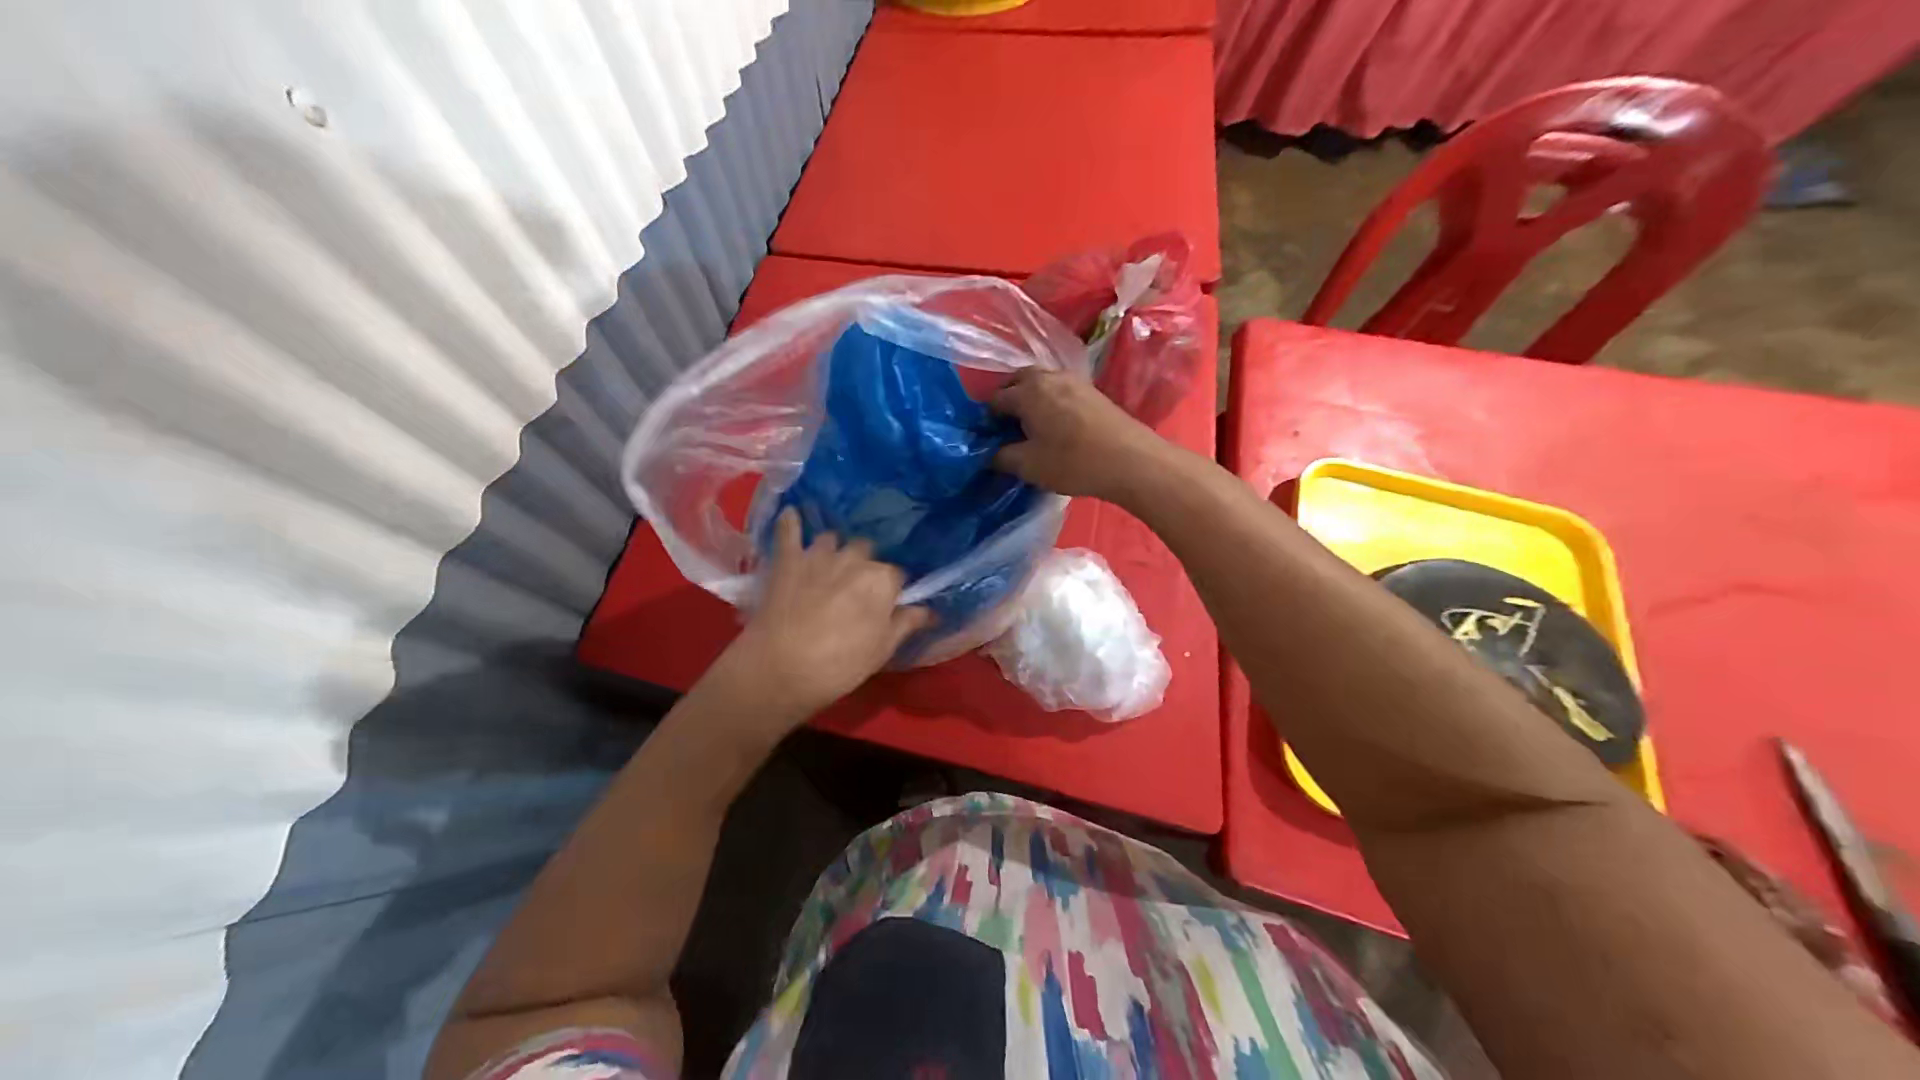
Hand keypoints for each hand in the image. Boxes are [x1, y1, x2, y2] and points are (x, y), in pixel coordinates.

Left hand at [711, 510, 930, 732]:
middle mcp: (854, 558)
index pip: (897, 575)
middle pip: (866, 551)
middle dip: (864, 565)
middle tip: (856, 589)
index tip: (886, 605)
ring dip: (834, 549)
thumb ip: (906, 624)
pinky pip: (789, 530)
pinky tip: (792, 514)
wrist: (781, 667)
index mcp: (882, 580)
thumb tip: (930, 610)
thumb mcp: (882, 650)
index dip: (892, 590)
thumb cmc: (839, 665)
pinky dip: (791, 522)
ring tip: (829, 564)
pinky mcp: (787, 559)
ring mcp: (818, 555)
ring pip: (832, 539)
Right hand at [990, 369, 1169, 501]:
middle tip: (1005, 430)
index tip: (986, 439)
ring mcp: (1073, 380)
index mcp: (1027, 391)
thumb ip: (1001, 456)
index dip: (986, 420)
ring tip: (1029, 427)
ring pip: (1040, 383)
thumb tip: (988, 452)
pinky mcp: (1091, 391)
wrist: (1131, 460)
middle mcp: (1048, 376)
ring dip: (1029, 399)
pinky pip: (1059, 389)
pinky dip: (1048, 401)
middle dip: (1007, 401)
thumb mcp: (1028, 465)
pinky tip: (1053, 425)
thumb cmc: (1073, 462)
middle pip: (1017, 382)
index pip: (995, 399)